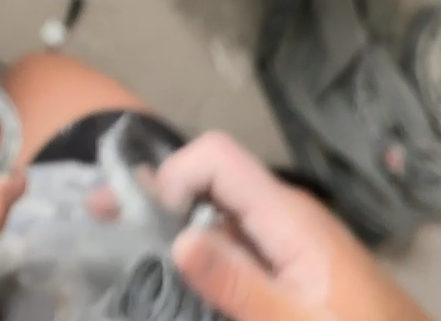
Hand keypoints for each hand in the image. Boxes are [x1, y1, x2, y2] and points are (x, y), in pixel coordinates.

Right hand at [155, 133, 429, 320]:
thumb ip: (238, 284)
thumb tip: (176, 239)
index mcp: (289, 215)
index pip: (215, 153)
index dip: (176, 176)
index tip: (159, 227)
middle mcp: (289, 209)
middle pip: (213, 177)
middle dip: (173, 205)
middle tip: (141, 245)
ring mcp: (295, 231)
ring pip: (224, 208)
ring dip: (193, 234)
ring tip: (177, 273)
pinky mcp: (299, 254)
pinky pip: (243, 235)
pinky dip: (218, 252)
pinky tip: (216, 287)